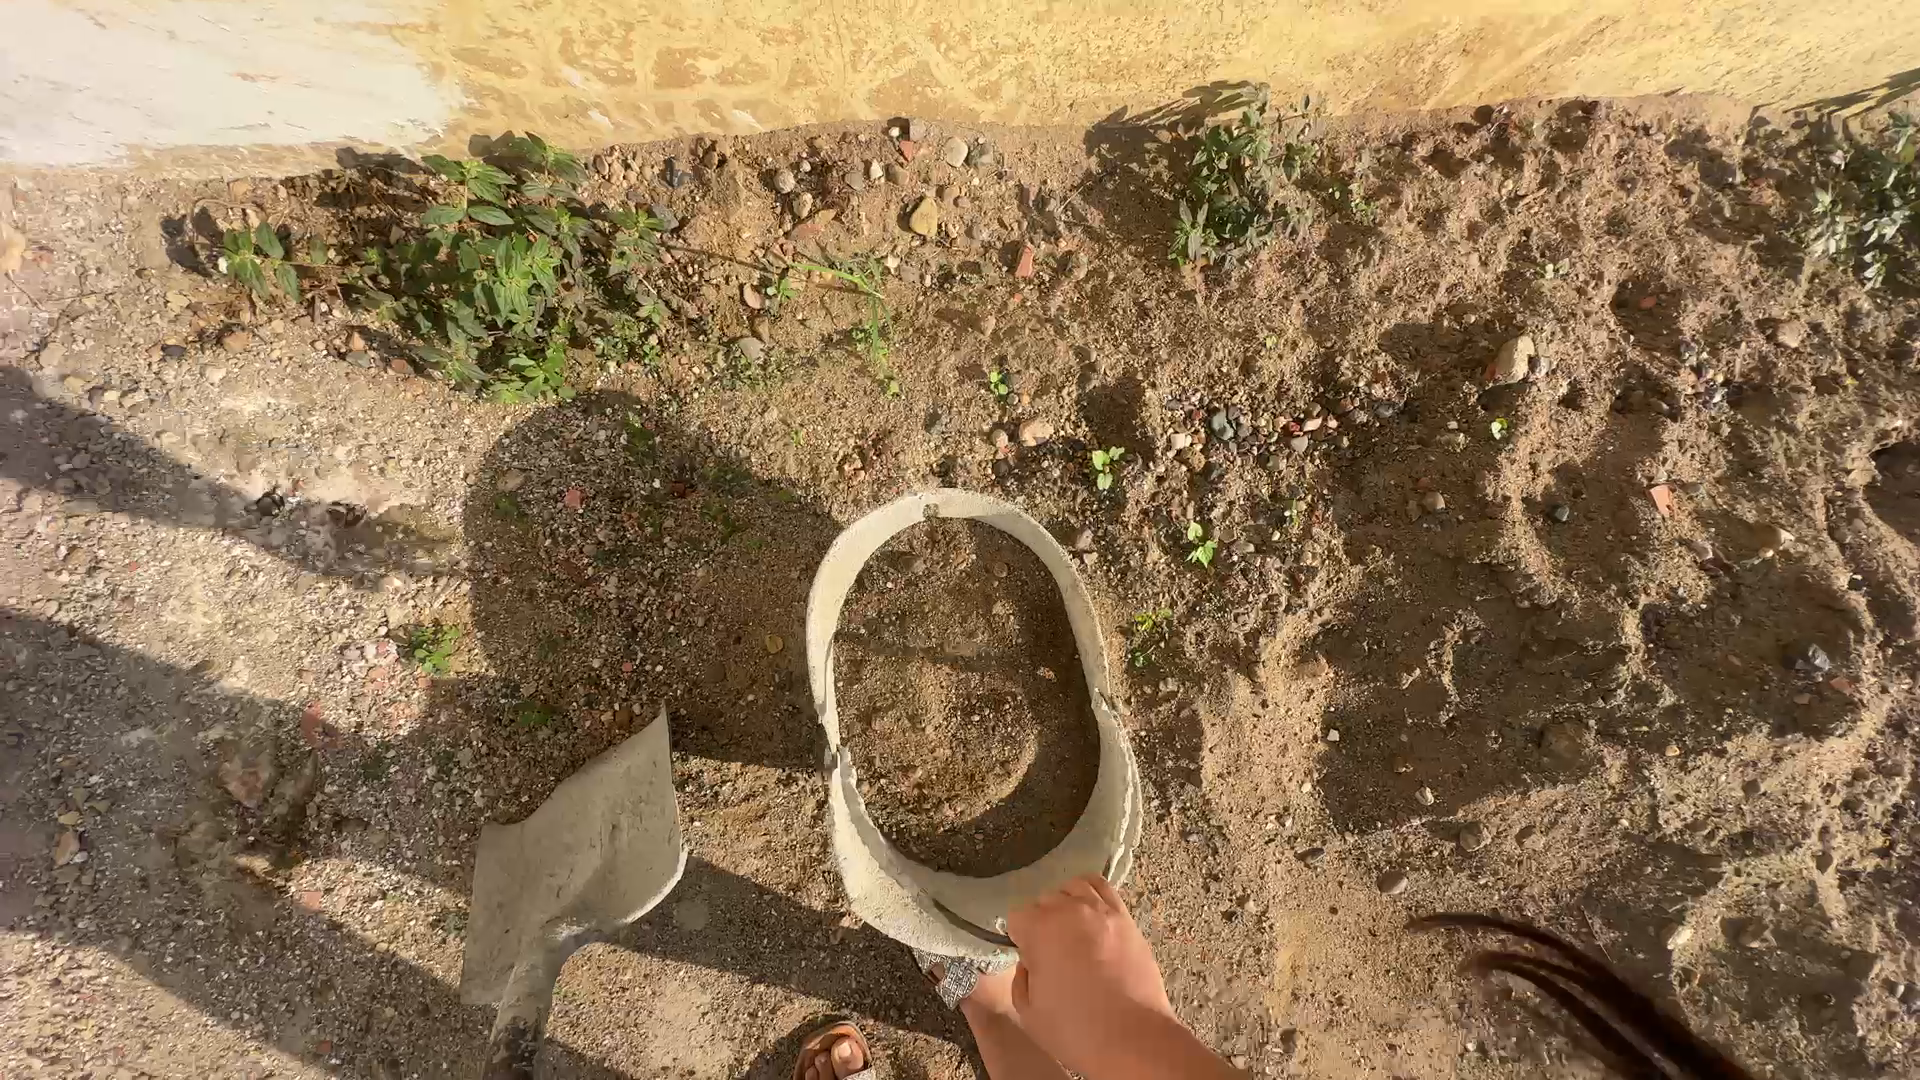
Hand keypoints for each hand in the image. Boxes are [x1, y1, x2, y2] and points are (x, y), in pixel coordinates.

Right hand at [1005, 875, 1177, 1073]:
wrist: (1133, 1039)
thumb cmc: (1077, 1030)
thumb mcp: (1030, 1014)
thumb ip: (1021, 978)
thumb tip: (1030, 962)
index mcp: (1039, 929)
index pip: (1017, 916)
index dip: (1020, 938)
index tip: (1030, 959)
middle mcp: (1068, 909)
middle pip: (1044, 901)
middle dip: (1042, 923)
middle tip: (1051, 953)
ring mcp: (1099, 909)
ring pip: (1072, 888)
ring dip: (1066, 904)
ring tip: (1071, 930)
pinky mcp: (1124, 916)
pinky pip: (1102, 887)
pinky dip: (1091, 893)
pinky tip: (1091, 913)